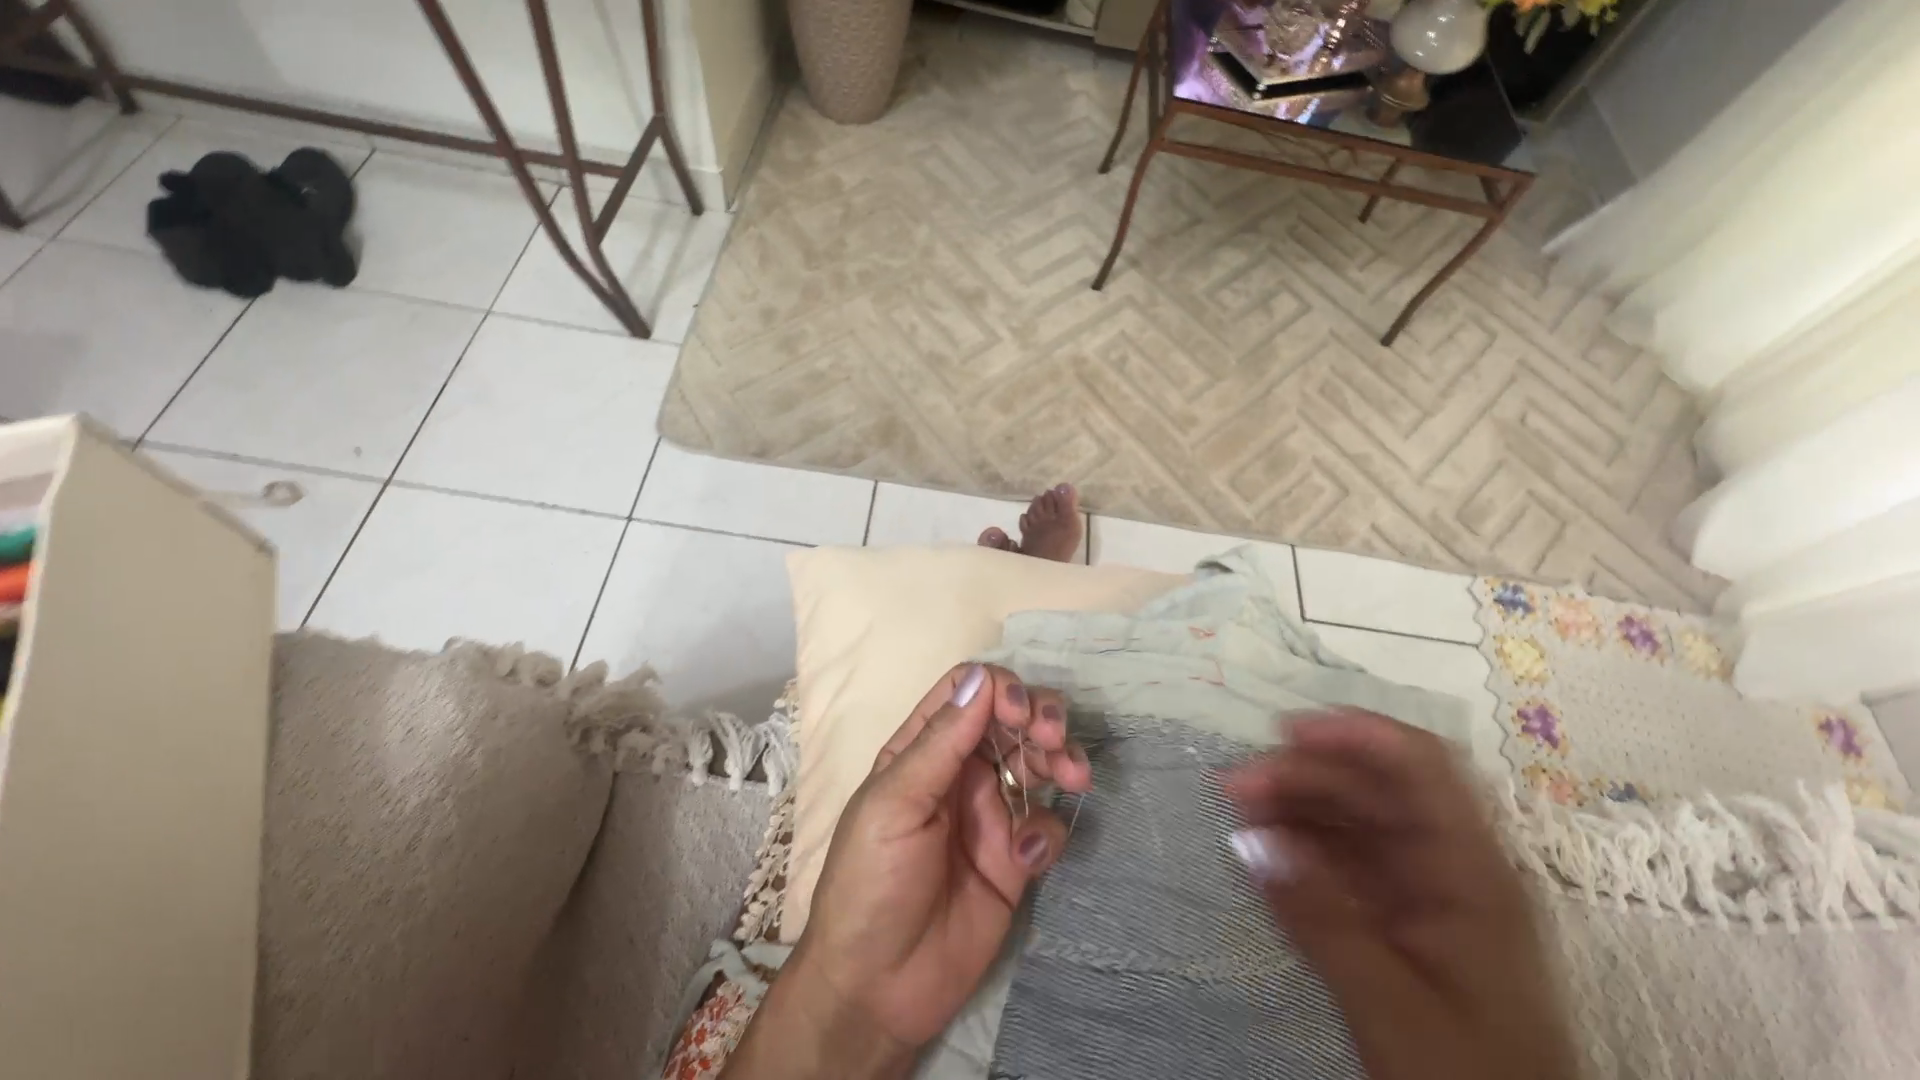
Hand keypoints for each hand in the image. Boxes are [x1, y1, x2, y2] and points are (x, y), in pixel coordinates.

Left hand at [725, 663, 1090, 1078]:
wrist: (879, 987)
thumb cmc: (871, 883)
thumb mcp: (895, 805)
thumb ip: (941, 743)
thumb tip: (982, 677)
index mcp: (921, 751)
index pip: (967, 693)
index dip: (1000, 690)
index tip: (1020, 714)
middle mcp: (960, 773)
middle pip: (1013, 721)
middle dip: (1042, 717)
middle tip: (1055, 738)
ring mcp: (990, 815)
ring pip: (1040, 764)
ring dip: (1062, 760)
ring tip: (1074, 777)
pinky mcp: (1016, 860)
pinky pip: (1048, 825)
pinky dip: (1049, 831)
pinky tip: (1028, 857)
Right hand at [1224, 709, 1577, 1079]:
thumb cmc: (1466, 1072)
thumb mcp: (1392, 1003)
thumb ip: (1321, 919)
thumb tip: (1248, 840)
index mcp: (1471, 870)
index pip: (1422, 768)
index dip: (1357, 734)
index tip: (1285, 732)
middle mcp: (1449, 866)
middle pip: (1376, 790)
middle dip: (1305, 773)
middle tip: (1235, 784)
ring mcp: (1422, 893)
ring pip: (1354, 823)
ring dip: (1295, 806)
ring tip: (1236, 808)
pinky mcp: (1396, 921)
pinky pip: (1344, 864)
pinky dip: (1301, 848)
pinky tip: (1260, 847)